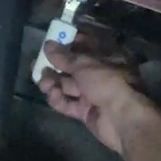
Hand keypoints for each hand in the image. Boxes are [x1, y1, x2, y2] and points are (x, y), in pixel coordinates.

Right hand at [37, 43, 160, 155]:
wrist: (123, 119)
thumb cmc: (108, 82)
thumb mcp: (85, 65)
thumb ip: (64, 56)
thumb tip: (47, 44)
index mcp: (107, 58)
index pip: (87, 46)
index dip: (69, 43)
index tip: (52, 41)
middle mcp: (101, 75)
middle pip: (74, 68)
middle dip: (55, 66)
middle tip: (37, 64)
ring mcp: (93, 94)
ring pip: (68, 86)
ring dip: (53, 83)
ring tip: (42, 82)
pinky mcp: (86, 112)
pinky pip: (69, 104)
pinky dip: (59, 100)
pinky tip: (52, 96)